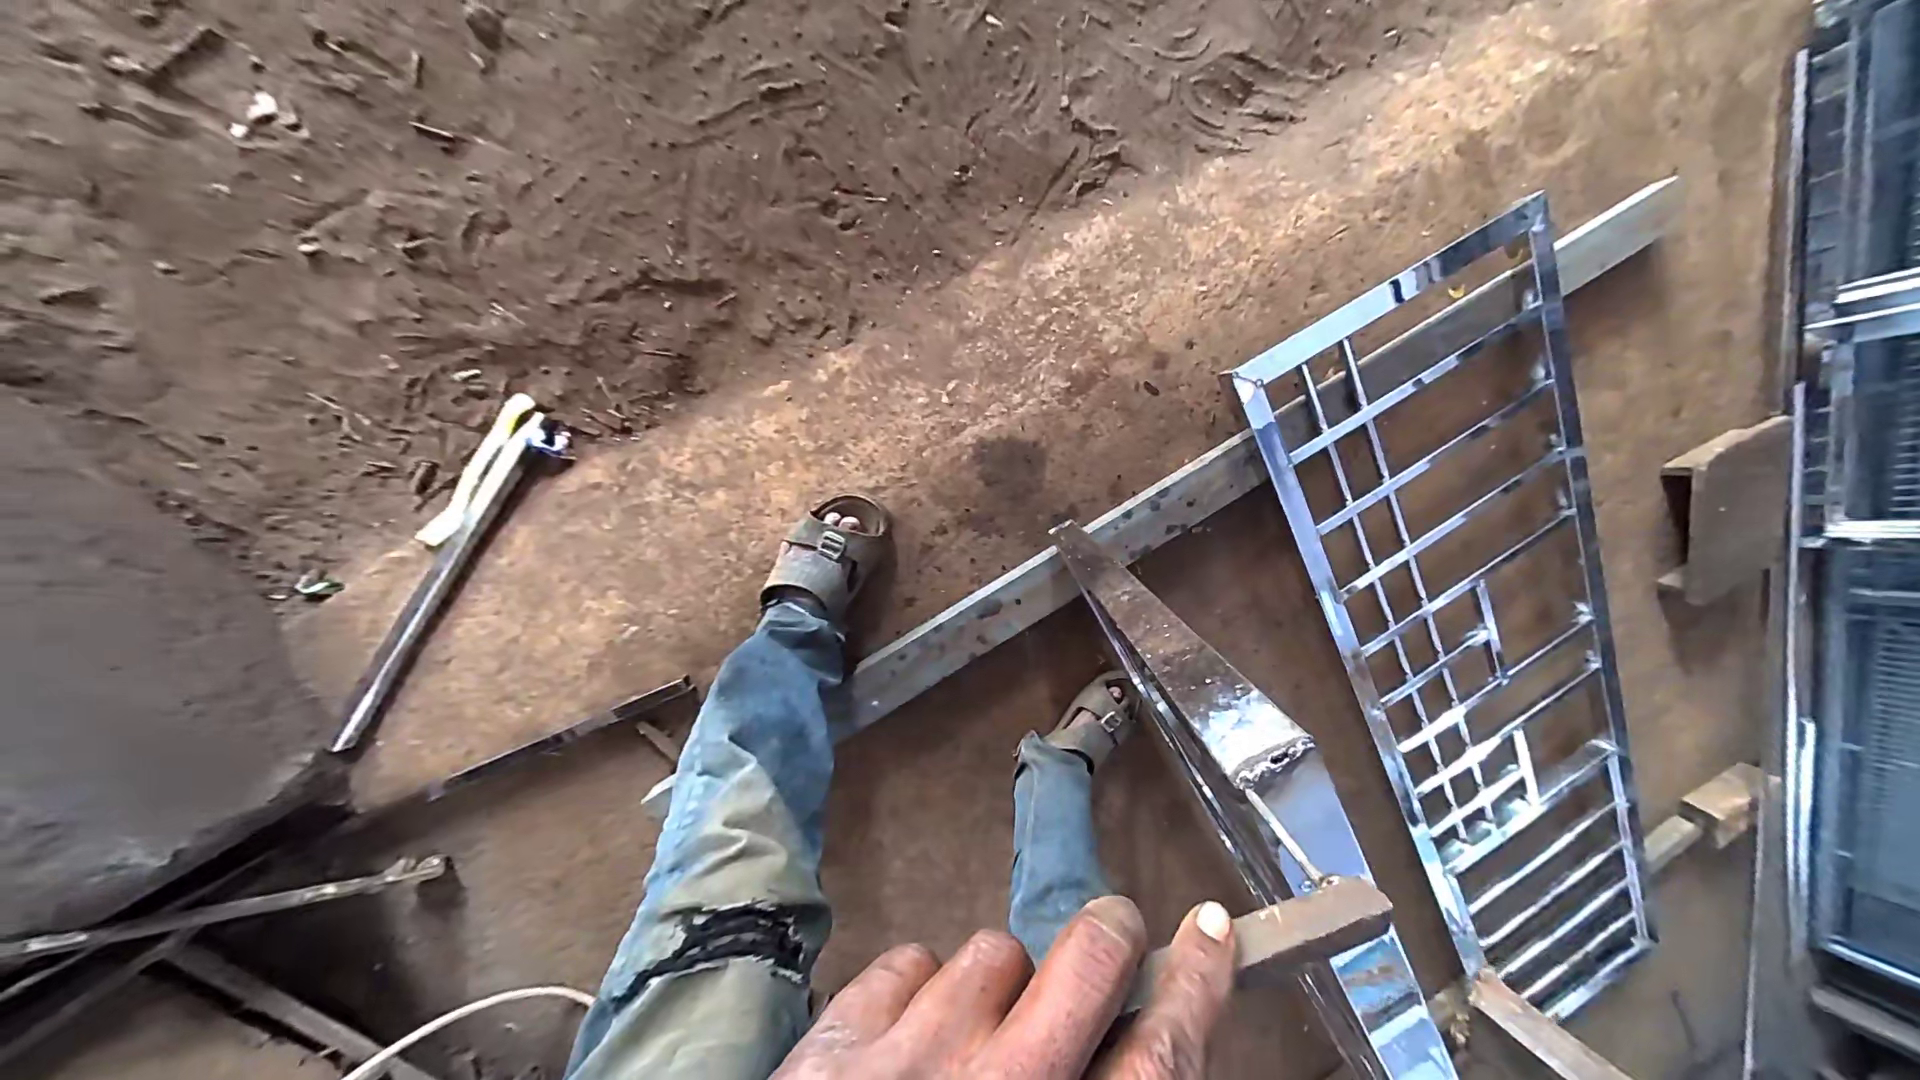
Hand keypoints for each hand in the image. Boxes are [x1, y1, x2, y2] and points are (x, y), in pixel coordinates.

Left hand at [772, 896, 1234, 1078]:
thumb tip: (1141, 1046)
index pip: (1156, 1061)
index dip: (1196, 986)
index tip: (1213, 929)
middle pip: (1084, 967)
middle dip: (1112, 933)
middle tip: (1116, 927)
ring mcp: (907, 1059)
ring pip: (992, 954)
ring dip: (995, 988)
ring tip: (973, 1040)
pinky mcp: (838, 1039)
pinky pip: (909, 963)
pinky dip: (917, 991)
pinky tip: (904, 1040)